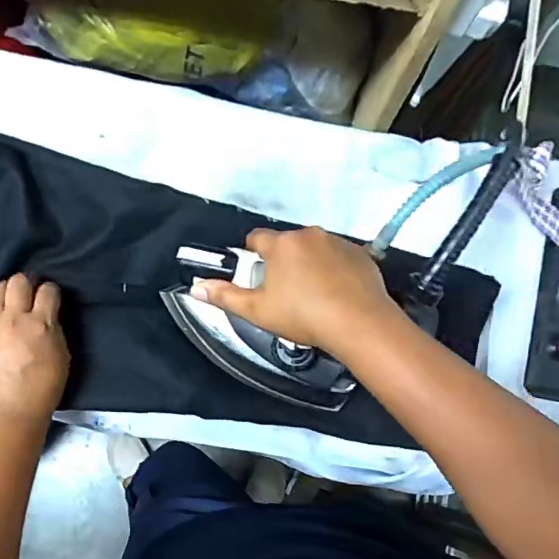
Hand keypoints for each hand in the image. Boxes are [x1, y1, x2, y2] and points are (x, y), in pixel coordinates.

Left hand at [0, 273, 68, 422]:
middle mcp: (15, 318)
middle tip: (31, 294)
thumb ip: (55, 329)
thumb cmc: (45, 387)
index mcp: (42, 324)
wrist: (13, 408)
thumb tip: (48, 315)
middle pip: (20, 281)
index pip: (48, 290)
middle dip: (29, 283)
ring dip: (8, 290)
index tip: (52, 298)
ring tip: (12, 300)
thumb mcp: (63, 355)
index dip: (52, 291)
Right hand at [190, 227, 402, 354]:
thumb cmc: (304, 316)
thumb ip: (225, 297)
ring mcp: (337, 242)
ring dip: (310, 265)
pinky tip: (335, 294)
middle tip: (284, 294)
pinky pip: (340, 258)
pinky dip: (335, 271)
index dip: (252, 255)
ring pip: (314, 250)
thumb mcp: (257, 311)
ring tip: (312, 297)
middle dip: (282, 263)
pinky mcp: (360, 255)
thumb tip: (198, 288)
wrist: (358, 323)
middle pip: (287, 244)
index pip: (256, 238)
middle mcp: (309, 235)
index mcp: (281, 245)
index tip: (256, 273)